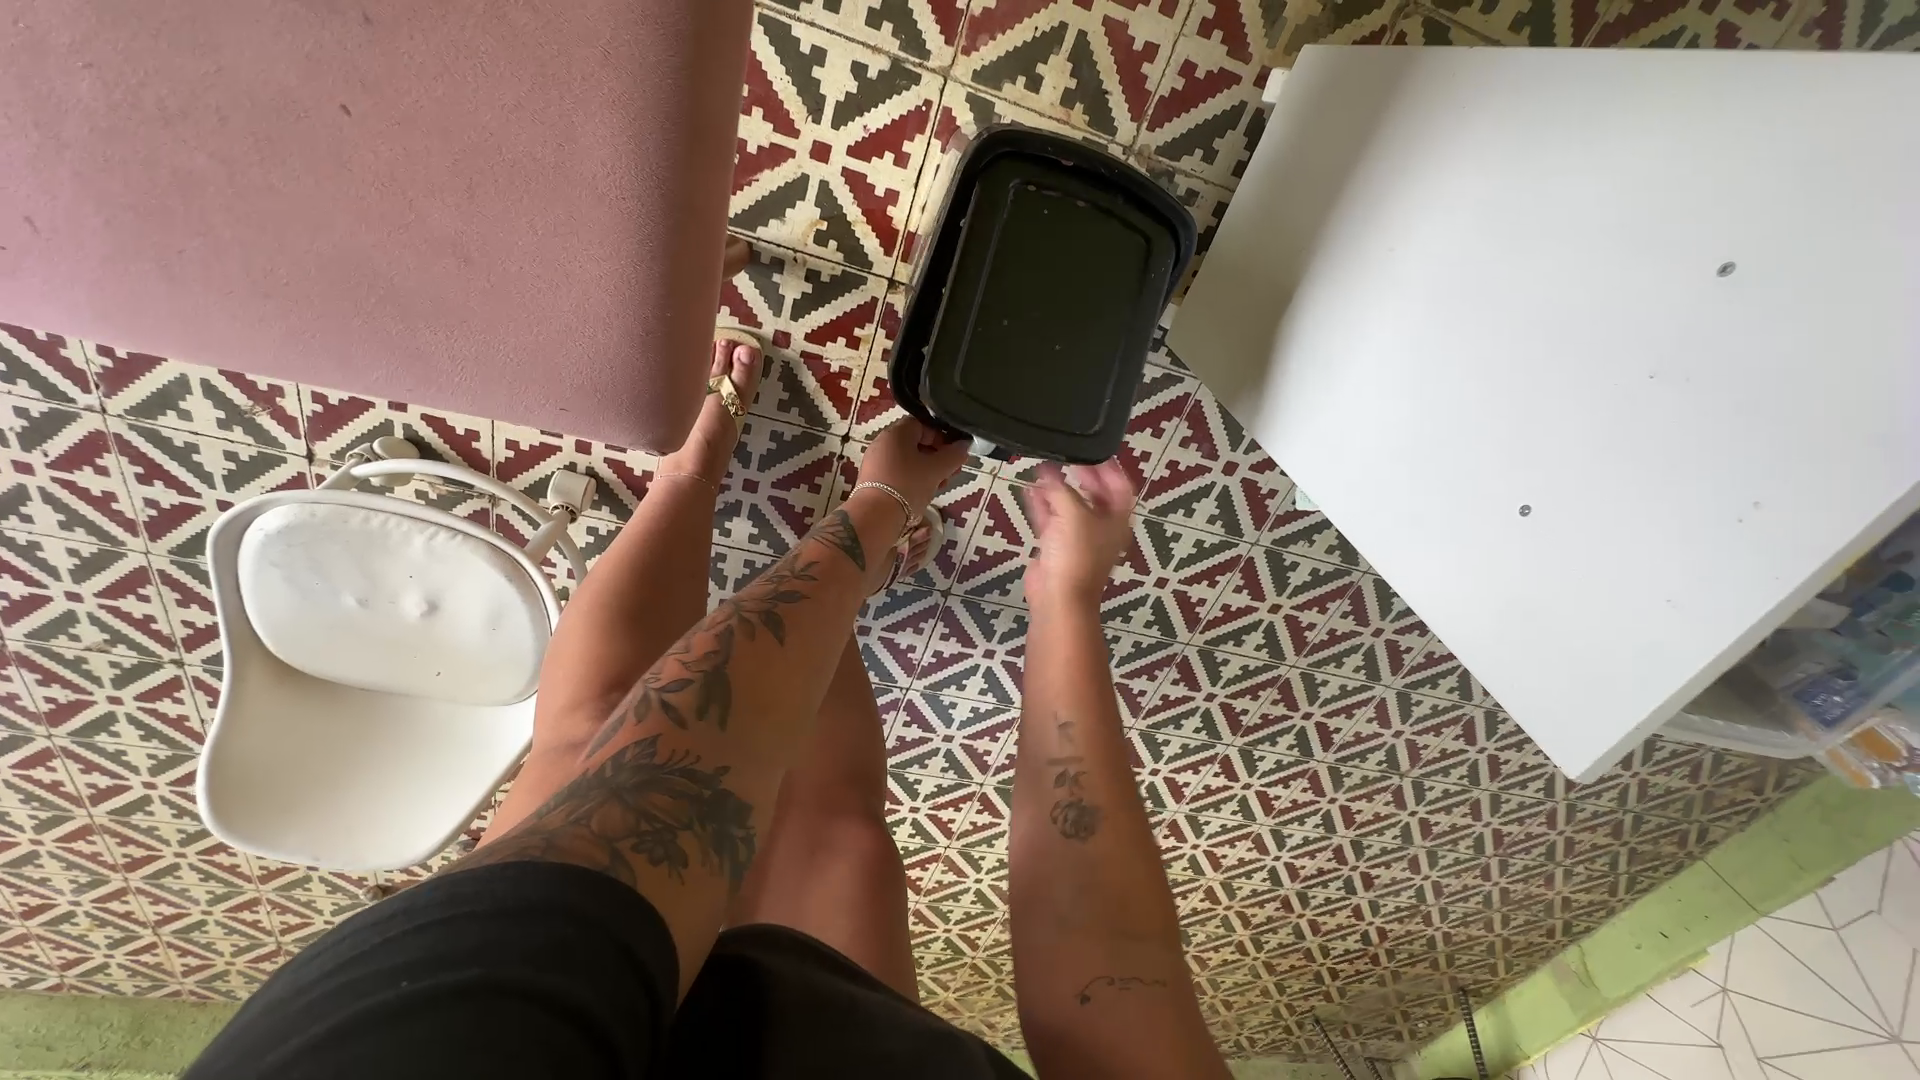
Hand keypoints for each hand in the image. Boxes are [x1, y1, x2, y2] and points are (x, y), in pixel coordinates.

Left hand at [857, 418, 970, 519]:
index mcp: (896, 433)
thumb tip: (964, 446)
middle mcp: (882, 443)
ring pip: (907, 459)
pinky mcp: (872, 480)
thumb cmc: (908, 486)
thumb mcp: (937, 470)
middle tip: (951, 472)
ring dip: (927, 470)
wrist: (876, 517)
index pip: (923, 425)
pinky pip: (897, 472)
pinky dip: (912, 478)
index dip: (942, 437)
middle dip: (937, 456)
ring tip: (940, 485)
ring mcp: (875, 462)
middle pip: (915, 443)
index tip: (954, 454)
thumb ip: (954, 455)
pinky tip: (922, 493)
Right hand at [1022, 459, 1134, 608]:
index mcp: (1116, 520)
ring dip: (1057, 488)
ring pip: (1069, 505)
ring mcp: (1078, 537)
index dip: (1110, 467)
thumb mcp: (1073, 513)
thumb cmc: (1076, 554)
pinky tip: (1030, 488)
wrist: (1058, 596)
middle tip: (1066, 458)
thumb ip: (1061, 488)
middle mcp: (1100, 527)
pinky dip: (1042, 504)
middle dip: (1080, 475)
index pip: (1120, 486)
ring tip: (1043, 468)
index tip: (1095, 451)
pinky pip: (1050, 519)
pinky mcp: (1056, 546)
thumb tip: (1047, 472)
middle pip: (1094, 494)